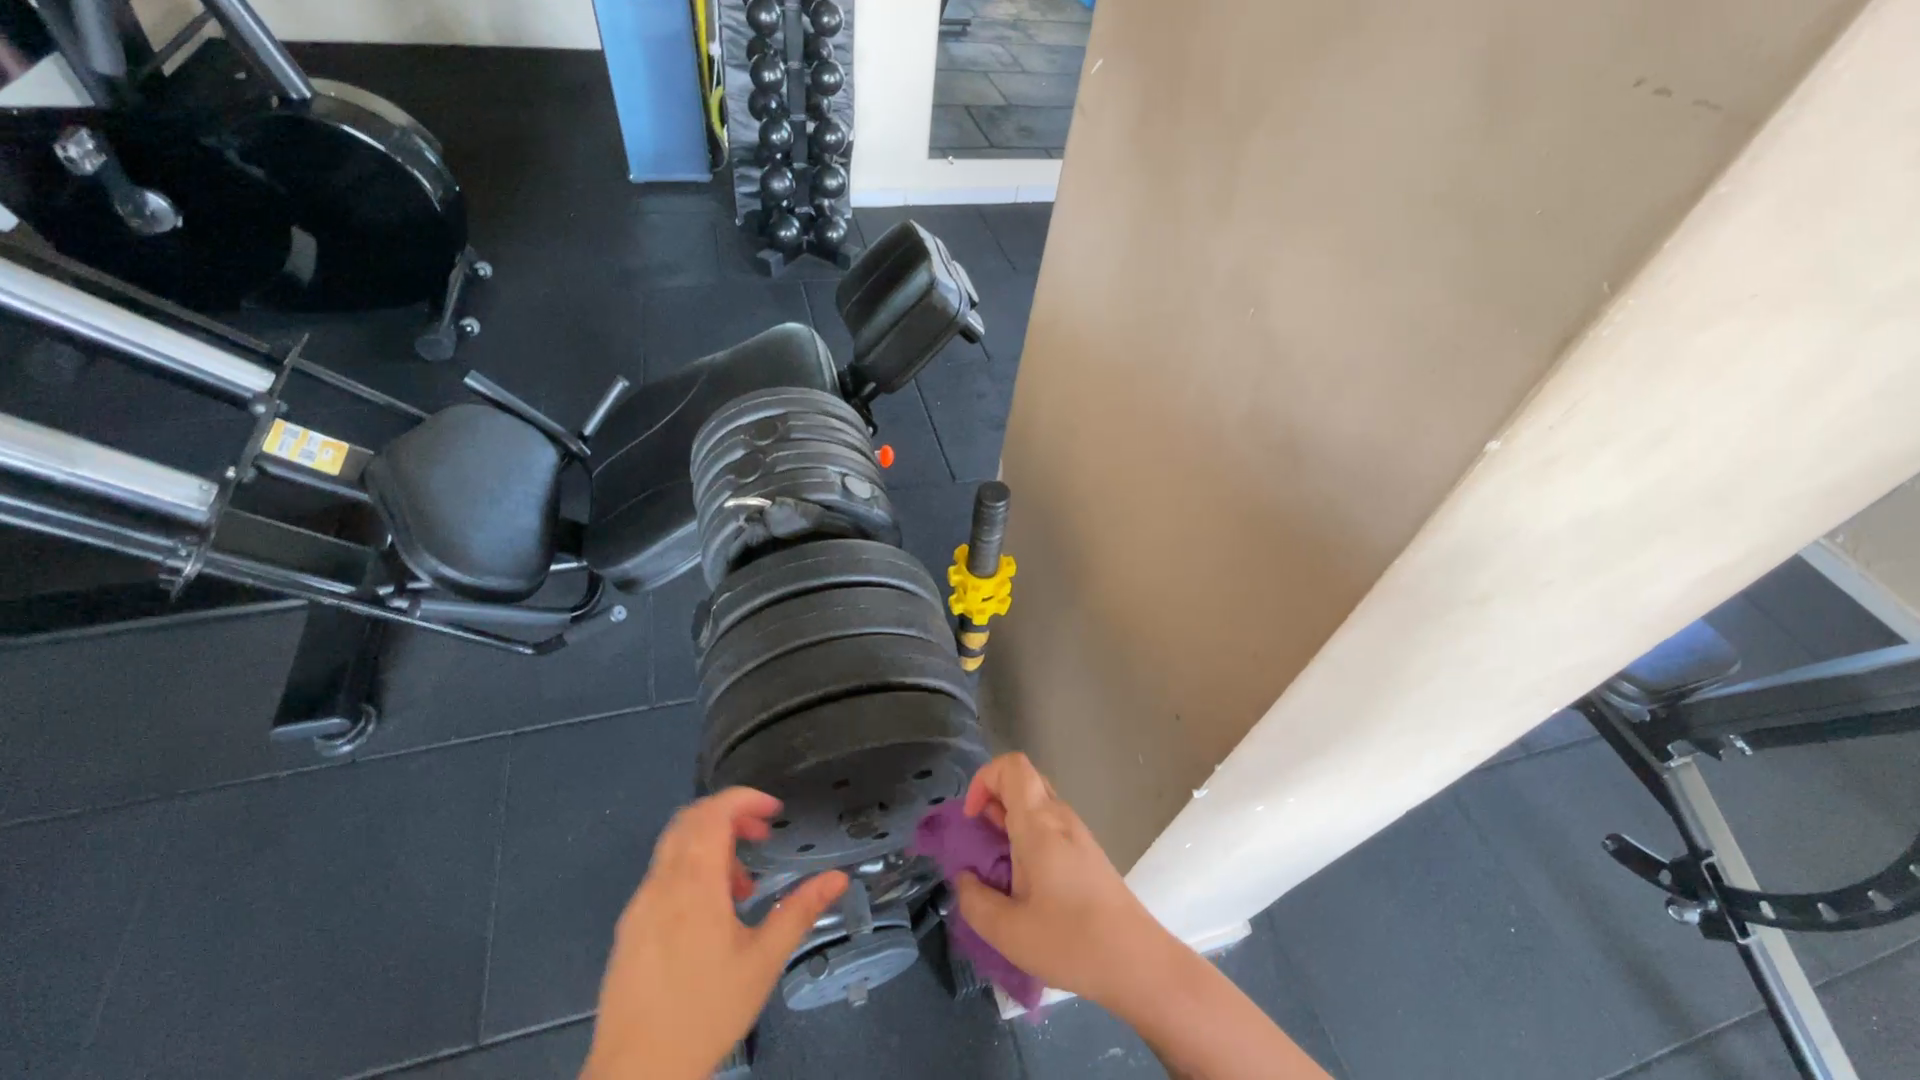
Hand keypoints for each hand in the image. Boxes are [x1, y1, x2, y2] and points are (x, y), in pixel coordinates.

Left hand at [583, 788, 847, 1079]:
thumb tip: (837, 877)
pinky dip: (690, 871)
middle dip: (729, 816)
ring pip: (673, 848)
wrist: (639, 1068)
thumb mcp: (763, 962)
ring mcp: (639, 905)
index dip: (744, 799)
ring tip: (742, 887)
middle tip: (761, 837)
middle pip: (689, 821)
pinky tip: (711, 914)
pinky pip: (661, 877)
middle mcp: (661, 884)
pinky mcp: (629, 926)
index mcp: (694, 886)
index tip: (774, 810)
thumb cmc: (708, 1011)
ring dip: (710, 846)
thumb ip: (799, 912)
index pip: (712, 814)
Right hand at [952, 753, 1180, 1011]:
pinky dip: (1028, 840)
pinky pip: (1051, 828)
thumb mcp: (1006, 931)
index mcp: (1039, 825)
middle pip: (1023, 781)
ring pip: (1037, 806)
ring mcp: (1078, 835)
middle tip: (980, 845)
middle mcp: (1060, 819)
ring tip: (998, 869)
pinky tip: (1025, 884)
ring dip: (1010, 824)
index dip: (983, 780)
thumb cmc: (1070, 942)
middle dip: (993, 802)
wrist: (1138, 962)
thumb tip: (964, 879)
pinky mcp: (1088, 854)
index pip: (1012, 766)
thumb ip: (974, 901)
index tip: (971, 821)